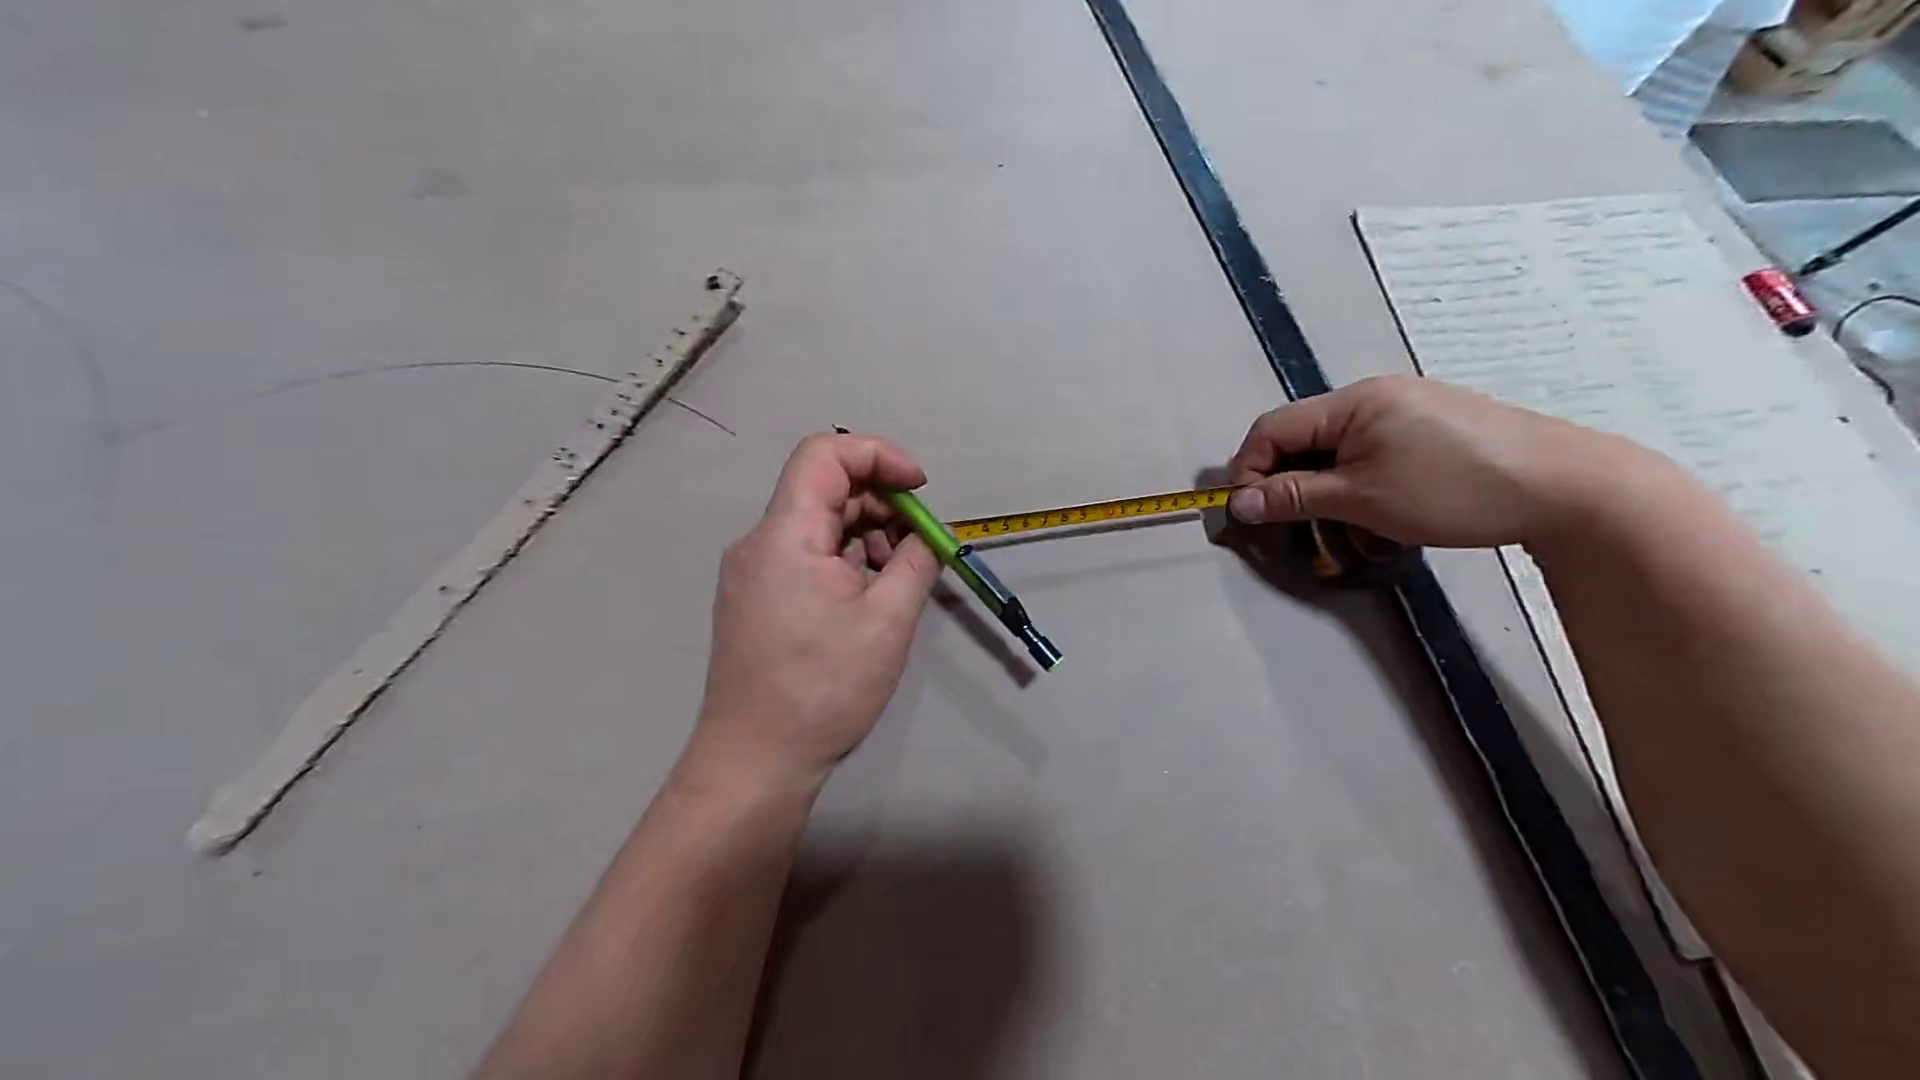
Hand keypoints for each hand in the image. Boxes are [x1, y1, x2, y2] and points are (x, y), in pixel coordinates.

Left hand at [686, 432, 941, 792]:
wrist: (755, 761)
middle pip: (824, 488)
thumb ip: (915, 562)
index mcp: (785, 535)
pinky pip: (806, 554)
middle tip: (920, 544)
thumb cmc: (824, 690)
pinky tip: (870, 594)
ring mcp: (754, 571)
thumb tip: (928, 537)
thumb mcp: (888, 622)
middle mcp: (760, 542)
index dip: (879, 455)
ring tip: (898, 577)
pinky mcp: (757, 597)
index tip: (919, 488)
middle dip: (881, 503)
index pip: (825, 454)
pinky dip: (844, 559)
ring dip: (866, 534)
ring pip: (817, 523)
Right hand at [1226, 375, 1680, 548]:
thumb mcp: (1362, 498)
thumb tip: (1238, 502)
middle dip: (1284, 478)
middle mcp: (1374, 394)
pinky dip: (1352, 475)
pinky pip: (1367, 446)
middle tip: (1288, 521)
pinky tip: (1372, 500)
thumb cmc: (1453, 490)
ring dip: (1319, 481)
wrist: (1569, 488)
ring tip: (1333, 517)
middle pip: (1301, 434)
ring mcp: (1406, 406)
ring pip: (1334, 443)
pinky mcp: (1431, 424)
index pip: (1271, 428)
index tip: (1247, 512)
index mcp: (1352, 401)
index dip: (1248, 469)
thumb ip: (1294, 496)